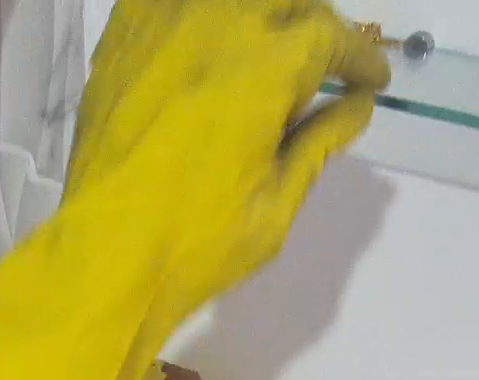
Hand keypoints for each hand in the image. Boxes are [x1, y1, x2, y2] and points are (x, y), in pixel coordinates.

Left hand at [0, 0, 389, 379]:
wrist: (106, 255)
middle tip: (327, 66)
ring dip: (265, 17)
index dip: (360, 55)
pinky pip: (172, 2)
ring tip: (271, 56)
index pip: (329, 35)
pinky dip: (205, 17)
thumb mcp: (275, 208)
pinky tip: (212, 46)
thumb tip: (356, 108)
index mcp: (262, 67)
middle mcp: (214, 22)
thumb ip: (318, 145)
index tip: (372, 81)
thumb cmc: (197, 245)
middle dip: (316, 26)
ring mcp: (160, 21)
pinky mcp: (121, 36)